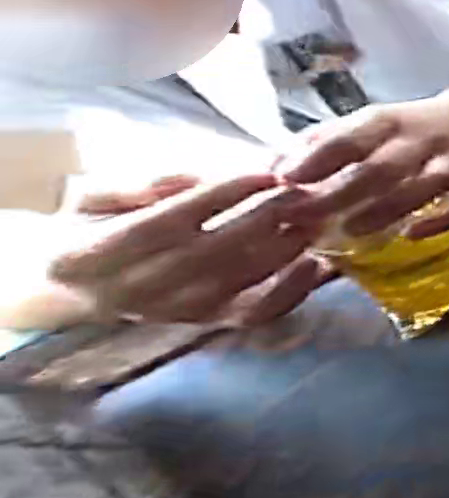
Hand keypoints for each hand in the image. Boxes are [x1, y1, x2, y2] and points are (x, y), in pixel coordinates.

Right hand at [49, 174, 331, 325]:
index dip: (220, 197)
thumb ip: (141, 185)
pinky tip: (318, 262)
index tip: (267, 174)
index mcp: (84, 257)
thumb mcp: (99, 198)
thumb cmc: (101, 227)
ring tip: (316, 218)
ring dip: (285, 248)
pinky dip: (293, 289)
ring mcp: (172, 312)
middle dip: (265, 219)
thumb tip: (194, 180)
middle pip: (208, 254)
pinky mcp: (209, 323)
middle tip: (302, 193)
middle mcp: (126, 292)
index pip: (160, 225)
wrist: (81, 284)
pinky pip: (257, 312)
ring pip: (238, 281)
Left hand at [278, 94, 448, 238]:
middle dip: (342, 194)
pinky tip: (414, 234)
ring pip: (423, 186)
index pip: (350, 138)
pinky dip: (442, 220)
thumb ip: (320, 144)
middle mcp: (423, 139)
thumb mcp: (365, 123)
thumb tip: (265, 172)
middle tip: (303, 219)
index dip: (317, 159)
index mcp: (387, 122)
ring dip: (388, 209)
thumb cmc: (408, 127)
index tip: (284, 181)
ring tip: (353, 231)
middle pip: (383, 167)